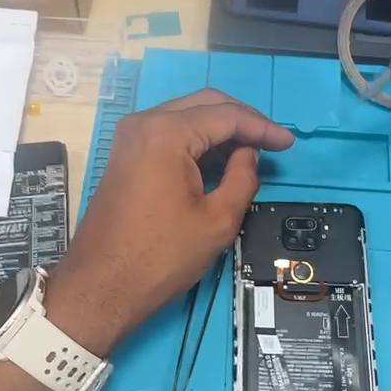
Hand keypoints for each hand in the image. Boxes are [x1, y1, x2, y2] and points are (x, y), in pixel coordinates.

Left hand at [46, 89, 293, 355]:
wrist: (100, 285)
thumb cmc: (161, 257)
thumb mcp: (218, 220)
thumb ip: (243, 178)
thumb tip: (249, 154)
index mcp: (167, 133)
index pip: (227, 115)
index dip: (263, 127)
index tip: (289, 143)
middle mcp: (145, 122)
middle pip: (205, 104)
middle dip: (243, 120)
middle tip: (273, 142)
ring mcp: (130, 136)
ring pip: (186, 115)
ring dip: (220, 128)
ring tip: (252, 150)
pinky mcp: (125, 153)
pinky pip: (169, 132)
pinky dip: (197, 140)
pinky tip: (219, 158)